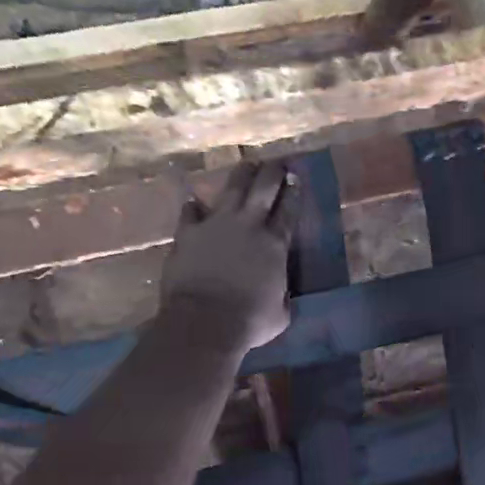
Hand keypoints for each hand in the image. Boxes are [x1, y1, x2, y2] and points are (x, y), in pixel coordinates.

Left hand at [160, 161, 299, 353]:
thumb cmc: (250, 322)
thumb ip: (281, 292)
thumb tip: (279, 290)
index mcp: (275, 243)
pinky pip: (190, 212)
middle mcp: (249, 225)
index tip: (296, 177)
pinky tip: (194, 202)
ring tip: (247, 165)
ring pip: (232, 189)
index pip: (288, 209)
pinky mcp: (188, 233)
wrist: (204, 322)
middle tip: (277, 162)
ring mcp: (216, 225)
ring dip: (241, 175)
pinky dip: (194, 207)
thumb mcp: (281, 311)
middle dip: (273, 172)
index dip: (294, 191)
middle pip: (263, 188)